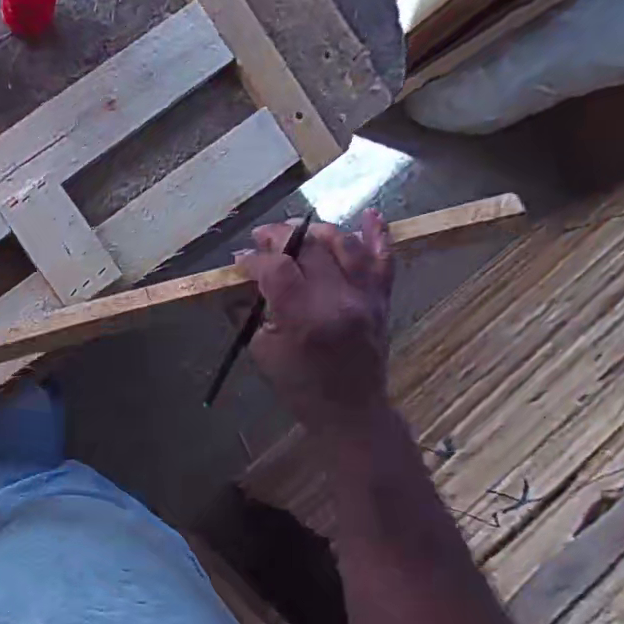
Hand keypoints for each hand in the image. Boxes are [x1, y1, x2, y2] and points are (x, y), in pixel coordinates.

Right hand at [240, 208, 393, 431]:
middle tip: (260, 239)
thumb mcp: (262, 350)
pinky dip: (377, 233)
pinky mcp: (381, 297)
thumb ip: (252, 311)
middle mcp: (337, 299)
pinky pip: (384, 258)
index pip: (275, 268)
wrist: (350, 410)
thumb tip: (241, 282)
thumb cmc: (298, 386)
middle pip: (308, 247)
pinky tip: (369, 214)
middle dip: (278, 237)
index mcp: (303, 317)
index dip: (253, 259)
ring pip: (343, 243)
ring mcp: (364, 296)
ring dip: (315, 230)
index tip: (239, 261)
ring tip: (294, 230)